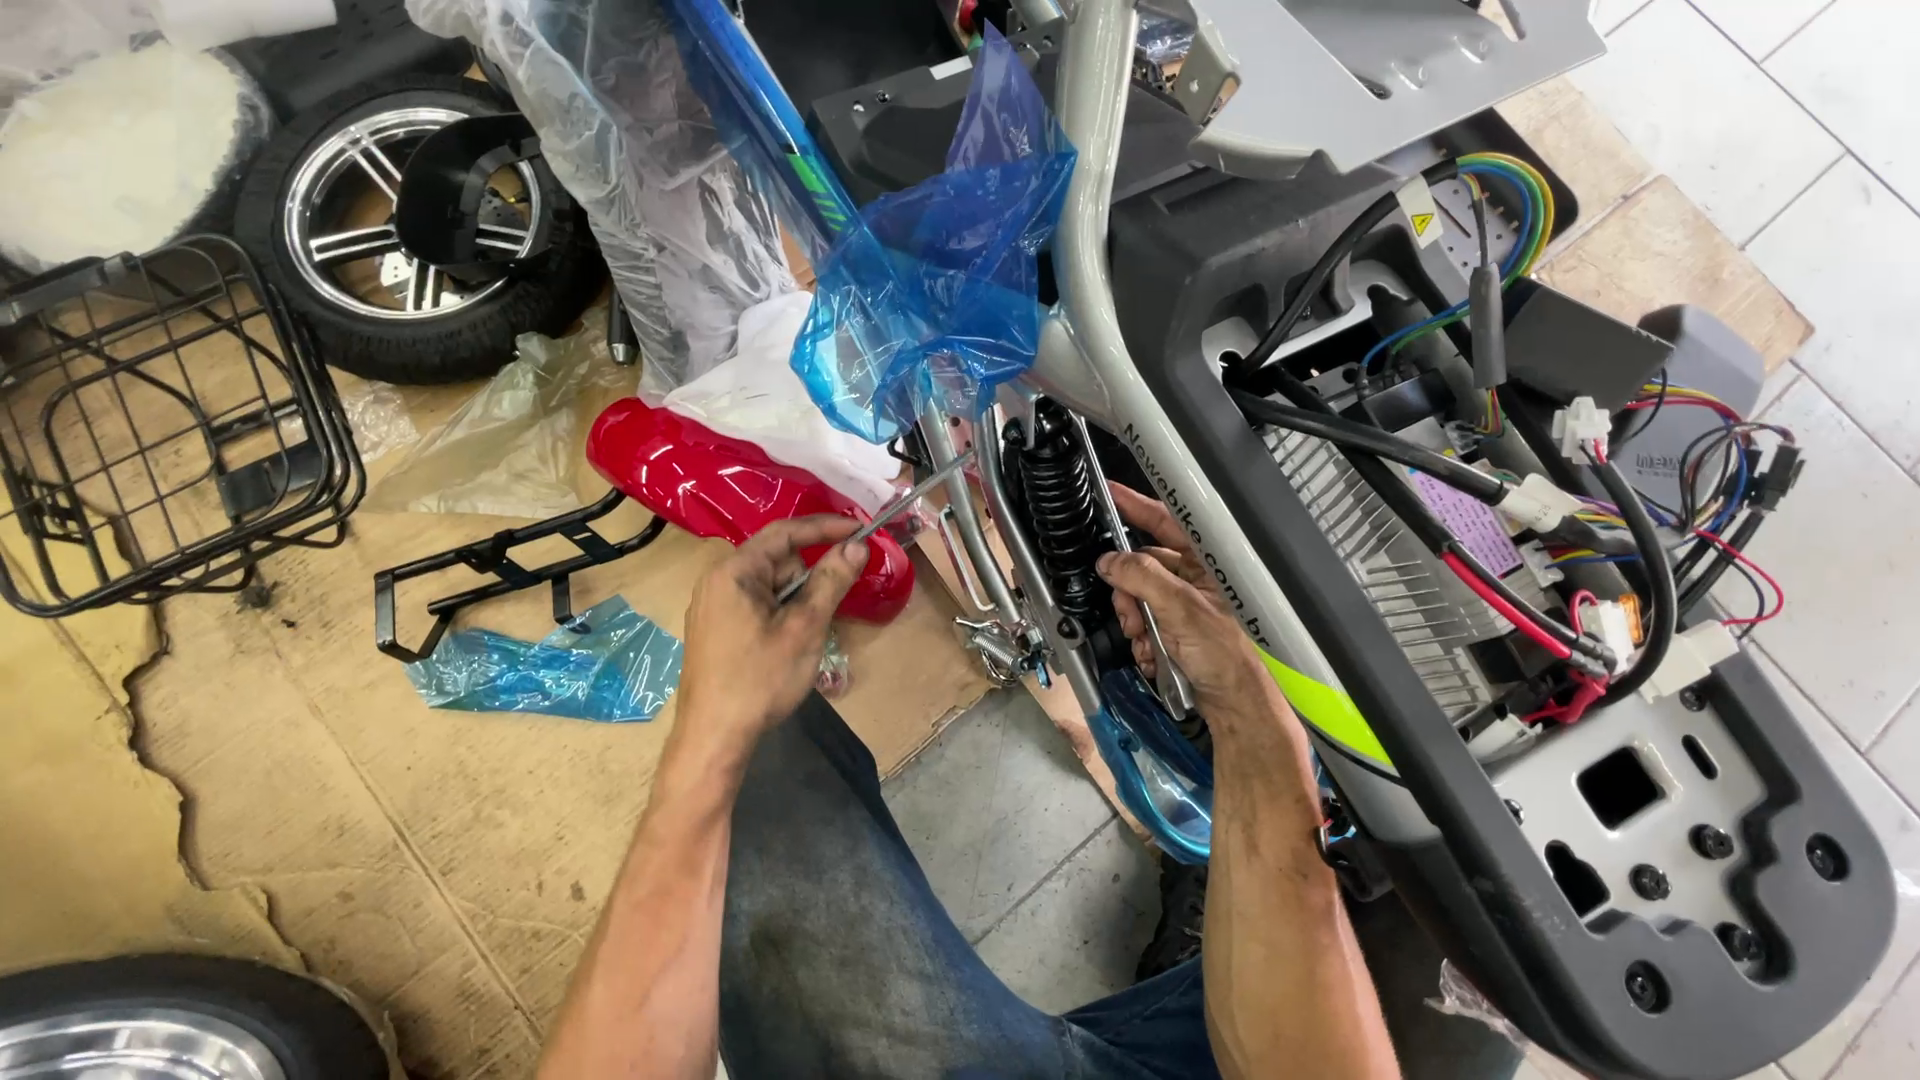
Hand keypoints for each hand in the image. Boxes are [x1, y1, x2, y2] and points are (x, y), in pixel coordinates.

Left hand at [676, 515, 868, 747]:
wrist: (714, 737)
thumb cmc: (760, 679)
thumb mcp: (804, 628)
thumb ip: (831, 581)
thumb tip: (856, 546)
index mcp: (734, 571)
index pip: (785, 532)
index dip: (825, 528)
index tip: (861, 530)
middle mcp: (717, 580)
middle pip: (777, 560)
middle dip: (807, 578)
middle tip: (822, 614)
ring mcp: (712, 605)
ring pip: (769, 586)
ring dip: (795, 601)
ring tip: (801, 639)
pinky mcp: (714, 628)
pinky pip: (755, 604)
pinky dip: (778, 614)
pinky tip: (783, 646)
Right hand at [1096, 483, 1289, 733]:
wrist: (1237, 707)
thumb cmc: (1231, 658)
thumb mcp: (1182, 610)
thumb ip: (1142, 578)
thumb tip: (1110, 561)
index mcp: (1209, 562)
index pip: (1165, 521)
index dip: (1135, 506)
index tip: (1108, 493)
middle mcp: (1199, 579)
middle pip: (1143, 566)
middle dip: (1128, 592)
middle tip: (1131, 614)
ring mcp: (1187, 605)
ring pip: (1140, 597)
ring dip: (1134, 621)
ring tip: (1144, 642)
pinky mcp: (1178, 630)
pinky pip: (1145, 623)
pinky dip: (1142, 640)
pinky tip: (1152, 656)